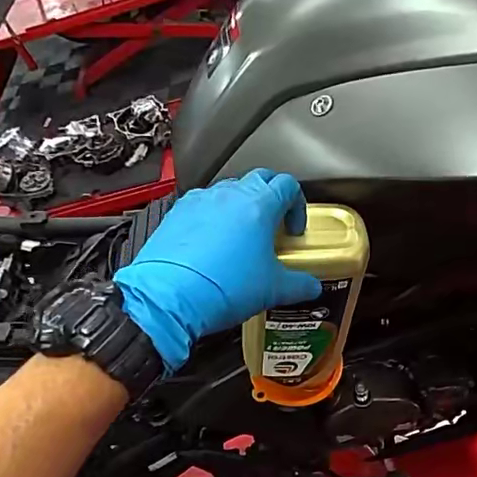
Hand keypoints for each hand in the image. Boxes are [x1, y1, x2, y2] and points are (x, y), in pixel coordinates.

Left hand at [114, 169, 321, 370]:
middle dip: (272, 196)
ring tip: (243, 234)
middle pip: (260, 178)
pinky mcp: (176, 214)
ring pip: (229, 189)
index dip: (298, 205)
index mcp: (259, 205)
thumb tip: (310, 286)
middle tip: (275, 220)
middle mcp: (229, 196)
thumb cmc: (219, 288)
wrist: (166, 299)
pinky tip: (213, 243)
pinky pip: (202, 204)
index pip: (288, 185)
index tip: (293, 227)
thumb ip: (300, 285)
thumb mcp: (273, 290)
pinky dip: (213, 216)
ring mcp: (200, 202)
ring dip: (242, 205)